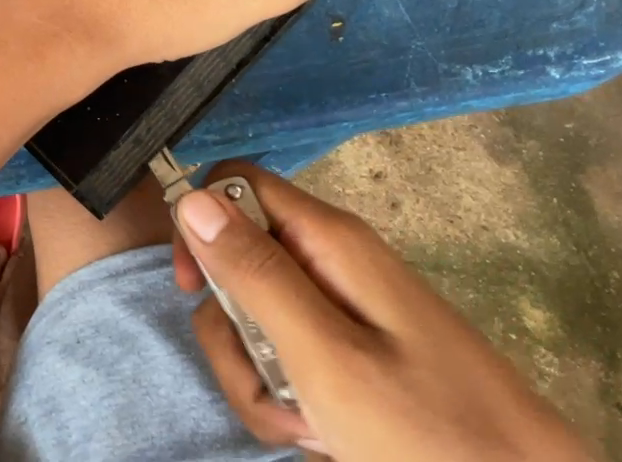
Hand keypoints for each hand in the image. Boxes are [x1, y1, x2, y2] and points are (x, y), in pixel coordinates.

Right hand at [172, 165, 593, 460]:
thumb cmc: (431, 434)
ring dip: (258, 378)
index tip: (190, 287)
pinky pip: (289, 358)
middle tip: (267, 385)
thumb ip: (256, 273)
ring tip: (305, 427)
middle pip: (236, 262)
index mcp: (328, 240)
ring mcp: (343, 311)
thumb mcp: (328, 357)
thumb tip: (191, 197)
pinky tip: (322, 436)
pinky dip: (288, 400)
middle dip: (233, 331)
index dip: (198, 223)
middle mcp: (332, 262)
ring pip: (255, 319)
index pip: (233, 184)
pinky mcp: (353, 355)